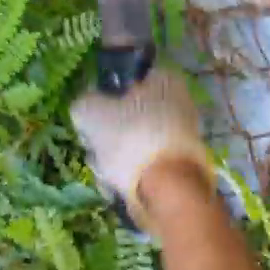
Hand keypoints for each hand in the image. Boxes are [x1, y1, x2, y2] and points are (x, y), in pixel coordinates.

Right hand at [70, 68, 210, 228]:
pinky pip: (148, 168)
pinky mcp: (183, 168)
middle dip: (109, 137)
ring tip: (106, 175)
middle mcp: (181, 103)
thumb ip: (84, 104)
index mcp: (165, 80)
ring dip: (116, 162)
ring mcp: (184, 137)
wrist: (170, 190)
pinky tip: (120, 190)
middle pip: (130, 118)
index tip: (94, 118)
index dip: (107, 99)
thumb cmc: (132, 138)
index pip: (128, 83)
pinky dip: (132, 179)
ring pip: (136, 146)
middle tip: (96, 150)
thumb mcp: (92, 113)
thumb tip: (86, 108)